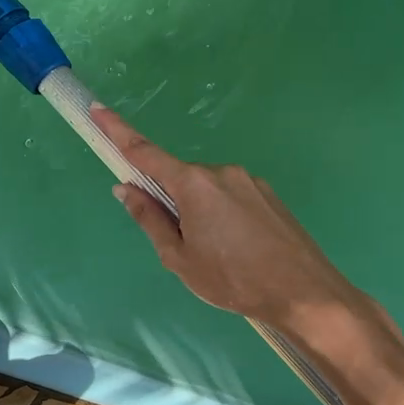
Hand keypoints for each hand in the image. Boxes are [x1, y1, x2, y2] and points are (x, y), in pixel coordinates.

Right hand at [90, 106, 365, 327]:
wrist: (307, 294)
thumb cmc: (233, 279)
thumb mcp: (178, 257)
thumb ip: (148, 219)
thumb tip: (126, 189)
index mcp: (193, 184)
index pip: (144, 152)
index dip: (117, 131)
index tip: (96, 109)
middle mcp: (221, 172)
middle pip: (176, 177)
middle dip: (167, 201)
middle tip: (180, 244)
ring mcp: (248, 180)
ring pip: (203, 189)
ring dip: (196, 211)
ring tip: (215, 253)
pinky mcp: (267, 193)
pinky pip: (227, 196)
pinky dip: (219, 215)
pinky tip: (235, 248)